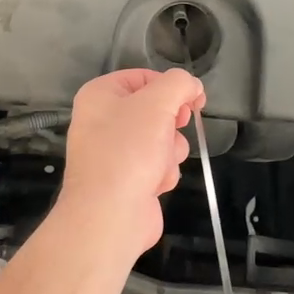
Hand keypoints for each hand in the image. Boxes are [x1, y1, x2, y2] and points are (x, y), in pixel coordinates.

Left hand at [54, 68, 206, 261]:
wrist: (110, 216)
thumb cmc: (129, 149)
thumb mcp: (158, 102)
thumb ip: (180, 84)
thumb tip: (193, 87)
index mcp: (100, 95)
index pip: (143, 77)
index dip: (171, 86)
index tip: (194, 98)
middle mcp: (102, 121)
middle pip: (155, 109)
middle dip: (171, 122)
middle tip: (177, 126)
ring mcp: (114, 153)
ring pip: (161, 139)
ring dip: (169, 150)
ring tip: (159, 163)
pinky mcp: (127, 181)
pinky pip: (156, 165)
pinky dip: (162, 173)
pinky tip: (154, 184)